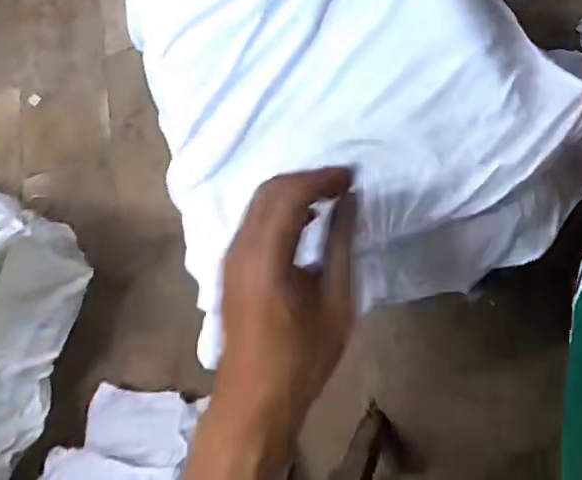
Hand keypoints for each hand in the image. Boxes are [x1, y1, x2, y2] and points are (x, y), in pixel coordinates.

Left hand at [205, 168, 356, 463]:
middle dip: (308, 178)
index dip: (322, 178)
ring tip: (329, 196)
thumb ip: (341, 244)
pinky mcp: (229, 264)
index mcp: (265, 257)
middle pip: (271, 189)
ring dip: (293, 190)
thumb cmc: (301, 360)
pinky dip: (280, 207)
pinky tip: (305, 219)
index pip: (291, 194)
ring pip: (259, 200)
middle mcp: (241, 247)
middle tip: (342, 183)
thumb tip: (349, 202)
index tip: (351, 177)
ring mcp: (230, 255)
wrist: (253, 404)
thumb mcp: (336, 303)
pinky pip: (254, 218)